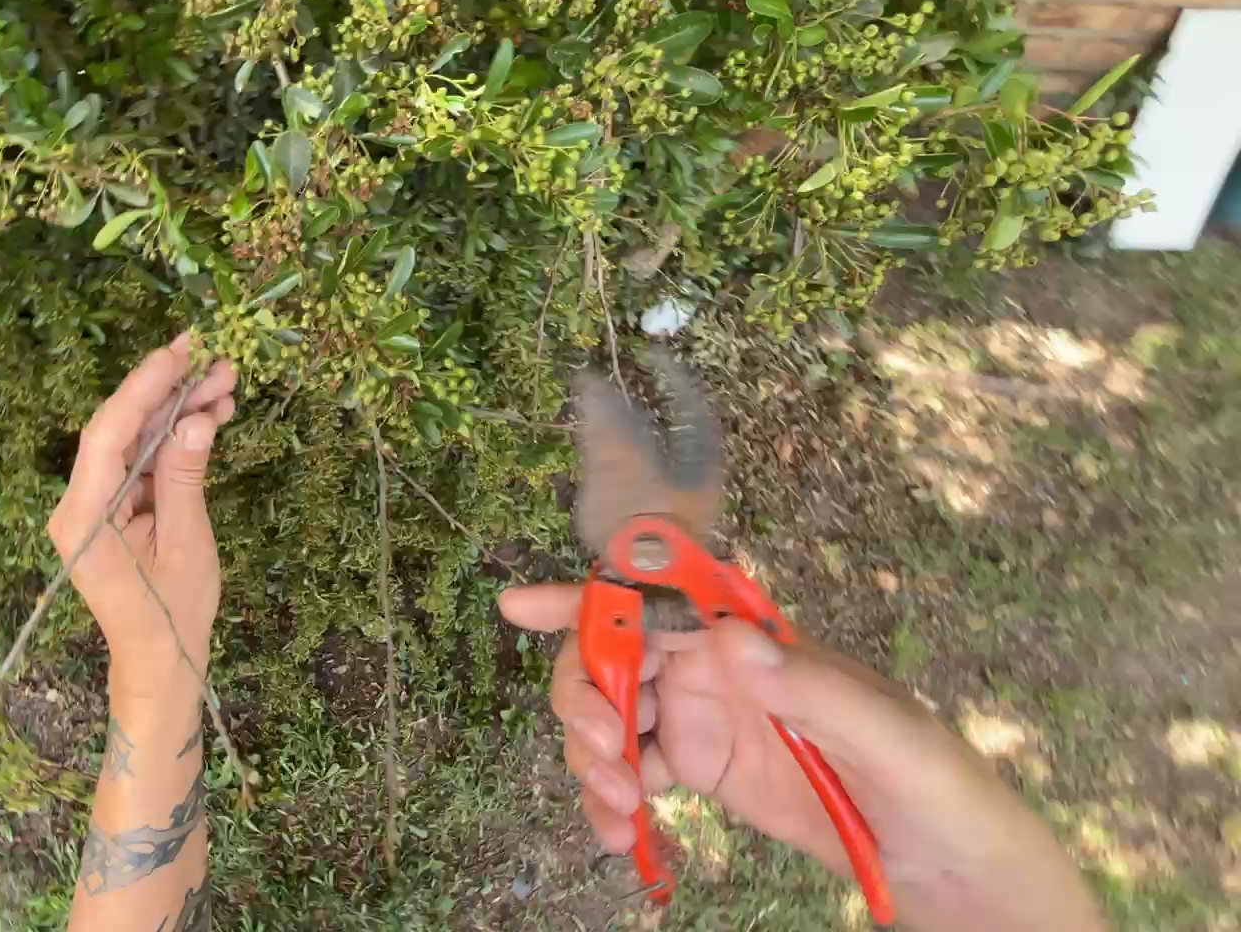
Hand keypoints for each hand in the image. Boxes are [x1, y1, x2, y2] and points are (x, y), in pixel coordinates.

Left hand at [48, 335, 236, 702]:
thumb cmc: (173, 615)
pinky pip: (144, 461)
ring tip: (225, 381)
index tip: (177, 353)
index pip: (106, 435)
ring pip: (136, 439)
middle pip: (120, 429)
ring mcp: (97, 503)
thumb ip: (185, 477)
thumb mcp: (187, 543)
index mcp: (84, 516)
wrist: (162, 663)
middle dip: (167, 391)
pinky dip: (177, 439)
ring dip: (178, 410)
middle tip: (211, 356)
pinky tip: (212, 416)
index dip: (142, 388)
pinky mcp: (118, 506)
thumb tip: (196, 418)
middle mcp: (80, 502)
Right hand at [499, 584, 1104, 931]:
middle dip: (583, 695)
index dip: (581, 599)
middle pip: (609, 658)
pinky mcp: (693, 765)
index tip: (518, 607)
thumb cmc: (944, 789)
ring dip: (590, 753)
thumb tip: (730, 637)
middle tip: (600, 748)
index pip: (652, 601)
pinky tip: (617, 832)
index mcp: (746, 640)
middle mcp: (709, 666)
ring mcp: (696, 716)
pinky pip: (626, 768)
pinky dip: (606, 797)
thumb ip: (816, 688)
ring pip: (605, 713)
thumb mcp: (897, 741)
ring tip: (619, 807)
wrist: (956, 875)